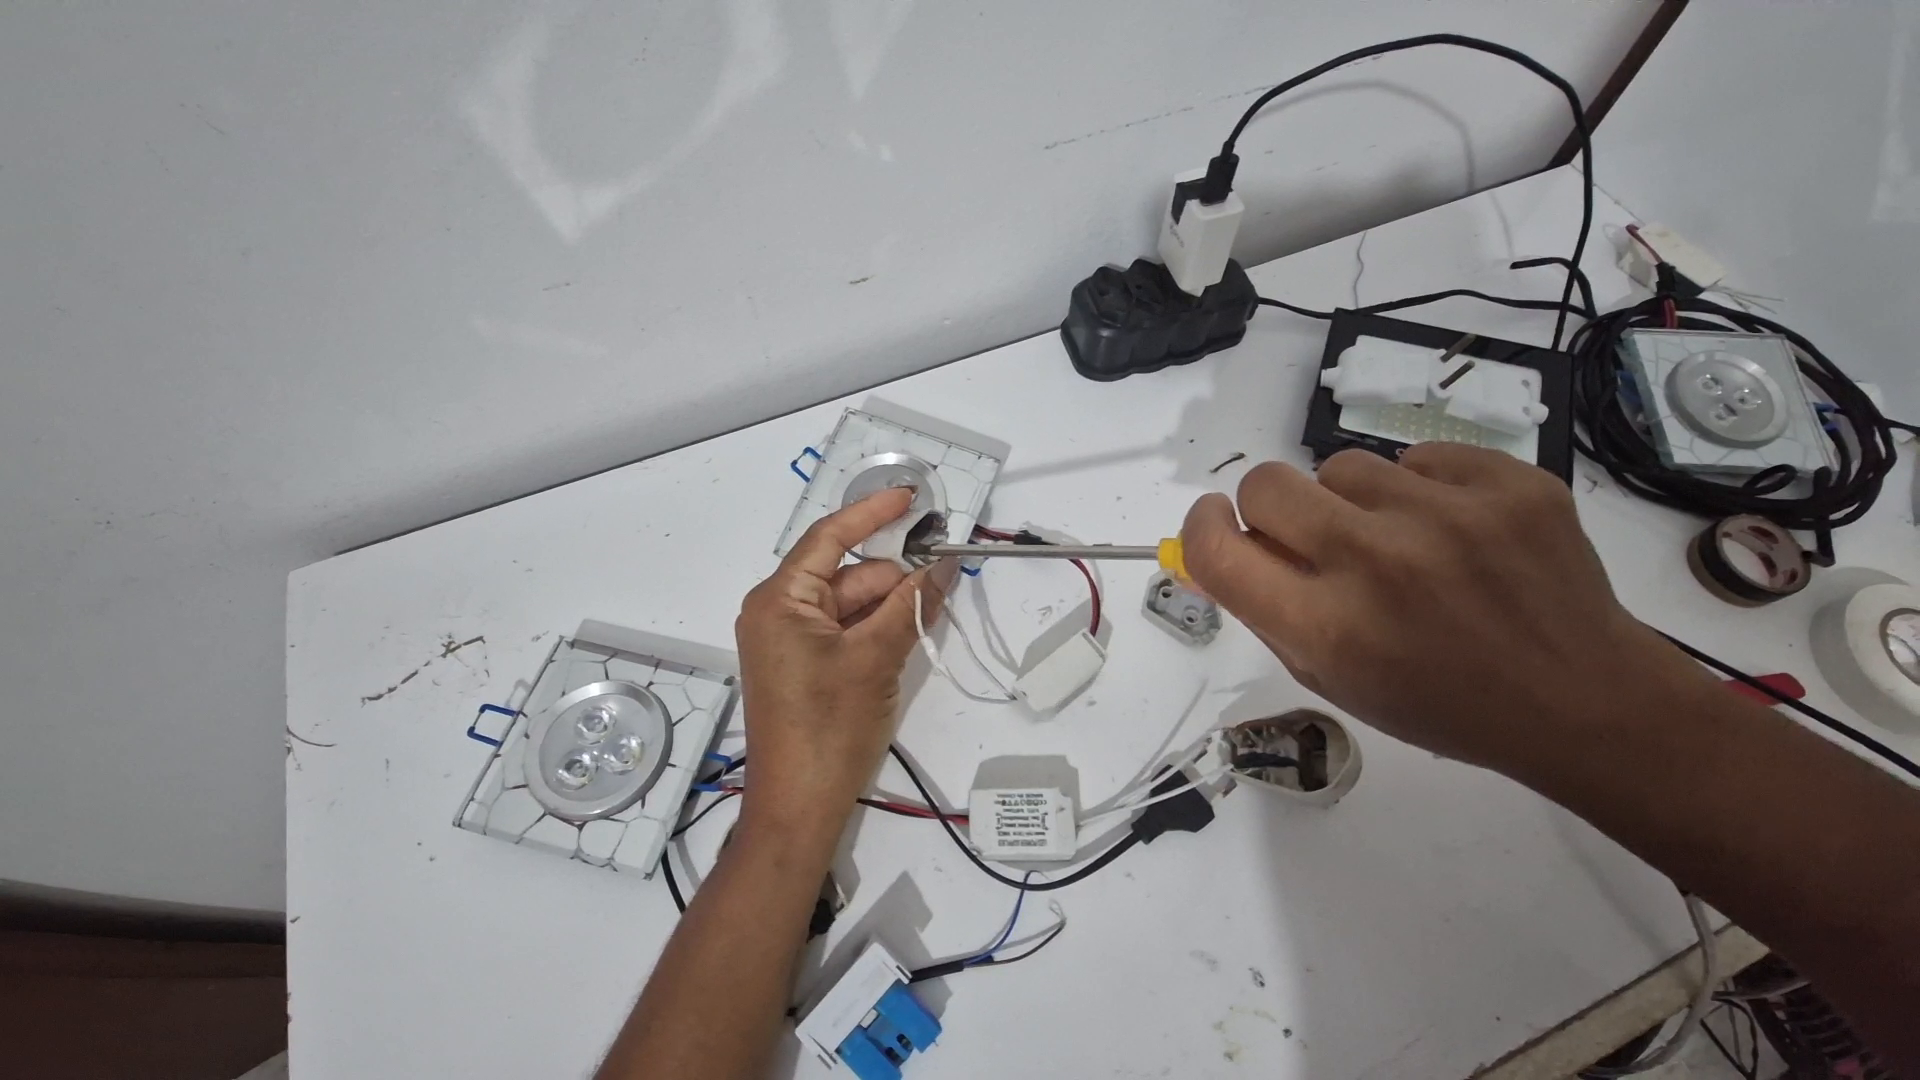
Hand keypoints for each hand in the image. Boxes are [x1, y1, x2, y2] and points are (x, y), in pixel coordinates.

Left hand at [734, 488, 957, 835]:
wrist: (799, 807)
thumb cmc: (830, 727)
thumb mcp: (876, 659)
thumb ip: (912, 605)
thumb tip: (944, 564)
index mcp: (780, 599)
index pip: (829, 537)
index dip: (872, 513)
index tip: (910, 496)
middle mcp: (778, 612)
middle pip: (848, 576)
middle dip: (895, 579)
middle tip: (944, 582)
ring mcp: (789, 642)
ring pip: (851, 607)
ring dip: (891, 609)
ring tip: (931, 619)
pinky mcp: (803, 668)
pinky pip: (845, 633)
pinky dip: (877, 632)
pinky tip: (909, 639)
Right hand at [1180, 444, 1699, 774]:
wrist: (1584, 700)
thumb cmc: (1439, 704)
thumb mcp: (1332, 680)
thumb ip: (1266, 610)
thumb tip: (1219, 545)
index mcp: (1326, 627)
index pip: (1215, 549)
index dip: (1201, 529)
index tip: (1217, 524)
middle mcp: (1374, 561)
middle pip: (1264, 483)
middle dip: (1270, 508)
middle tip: (1311, 536)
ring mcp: (1446, 514)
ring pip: (1342, 466)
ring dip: (1350, 501)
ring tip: (1399, 541)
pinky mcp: (1508, 483)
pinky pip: (1419, 458)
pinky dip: (1421, 491)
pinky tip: (1455, 532)